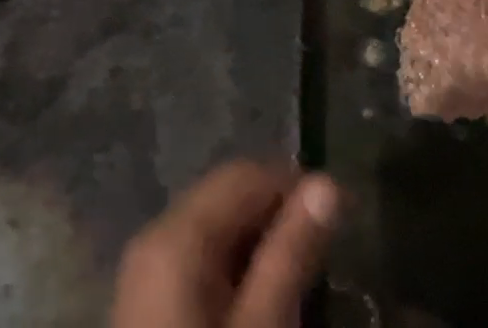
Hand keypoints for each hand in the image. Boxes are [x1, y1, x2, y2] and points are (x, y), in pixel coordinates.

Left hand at [113, 161, 340, 327]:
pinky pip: (203, 261)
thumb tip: (327, 184)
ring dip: (263, 247)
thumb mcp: (263, 327)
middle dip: (280, 219)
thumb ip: (292, 252)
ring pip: (220, 230)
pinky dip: (238, 270)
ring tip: (296, 289)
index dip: (298, 190)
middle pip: (231, 198)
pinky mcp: (149, 302)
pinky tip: (259, 308)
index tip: (339, 227)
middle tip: (320, 264)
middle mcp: (156, 238)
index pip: (249, 175)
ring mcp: (148, 271)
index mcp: (177, 236)